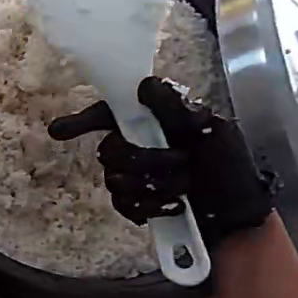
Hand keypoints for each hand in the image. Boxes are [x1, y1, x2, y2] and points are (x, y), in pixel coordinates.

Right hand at [48, 76, 274, 247]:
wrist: (239, 212)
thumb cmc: (230, 165)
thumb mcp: (212, 129)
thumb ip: (176, 108)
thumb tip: (143, 85)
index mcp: (149, 122)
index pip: (107, 115)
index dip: (81, 121)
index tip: (58, 132)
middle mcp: (134, 146)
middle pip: (109, 150)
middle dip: (145, 159)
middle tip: (181, 160)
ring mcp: (132, 177)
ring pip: (115, 180)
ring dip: (154, 184)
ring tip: (184, 185)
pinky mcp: (135, 204)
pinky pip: (123, 205)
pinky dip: (151, 206)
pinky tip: (174, 205)